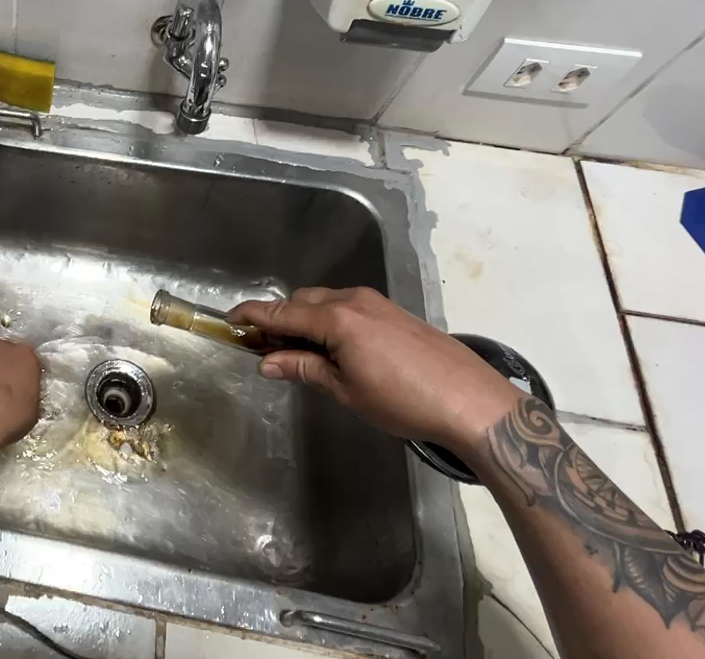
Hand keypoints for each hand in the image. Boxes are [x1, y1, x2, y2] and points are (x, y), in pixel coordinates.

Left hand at [0, 339, 39, 450]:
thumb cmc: (11, 415)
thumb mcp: (32, 408)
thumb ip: (28, 393)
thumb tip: (22, 395)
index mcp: (25, 355)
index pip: (27, 359)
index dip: (23, 373)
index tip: (20, 385)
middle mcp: (3, 346)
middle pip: (4, 352)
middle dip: (3, 366)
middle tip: (0, 387)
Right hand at [229, 287, 522, 453]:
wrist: (475, 404)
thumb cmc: (404, 401)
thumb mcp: (345, 390)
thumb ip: (303, 368)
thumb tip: (265, 362)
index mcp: (336, 318)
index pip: (281, 311)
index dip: (252, 315)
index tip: (230, 321)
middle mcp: (353, 300)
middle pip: (302, 301)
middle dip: (281, 319)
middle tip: (267, 348)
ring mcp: (377, 303)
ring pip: (326, 302)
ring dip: (307, 319)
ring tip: (302, 351)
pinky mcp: (395, 312)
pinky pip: (349, 307)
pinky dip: (330, 320)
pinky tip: (336, 348)